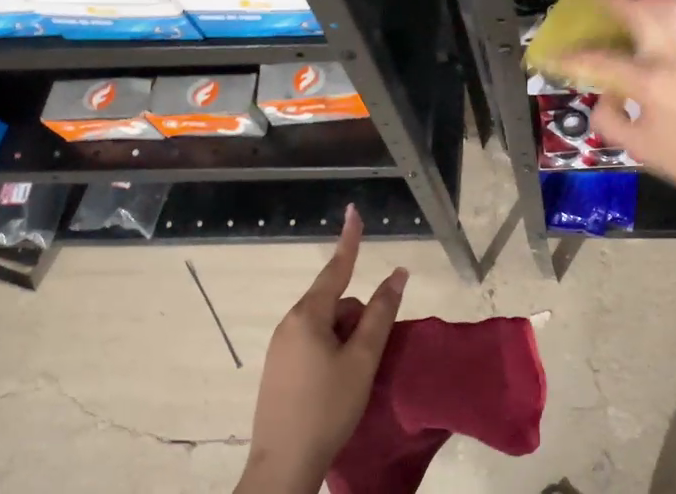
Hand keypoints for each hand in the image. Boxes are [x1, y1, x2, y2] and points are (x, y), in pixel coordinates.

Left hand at [236, 205, 407, 493]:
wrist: (283, 464)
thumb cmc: (327, 407)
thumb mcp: (362, 359)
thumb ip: (380, 314)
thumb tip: (397, 275)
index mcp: (308, 315)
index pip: (336, 268)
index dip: (349, 240)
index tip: (353, 211)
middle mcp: (289, 324)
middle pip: (335, 303)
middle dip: (357, 319)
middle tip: (368, 358)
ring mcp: (280, 348)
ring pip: (326, 327)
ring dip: (346, 340)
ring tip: (352, 380)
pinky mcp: (278, 370)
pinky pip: (313, 345)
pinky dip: (332, 354)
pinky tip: (336, 387)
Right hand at [555, 0, 675, 201]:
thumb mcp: (637, 146)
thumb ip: (609, 119)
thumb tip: (603, 96)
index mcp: (650, 82)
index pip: (602, 59)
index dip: (574, 56)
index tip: (555, 54)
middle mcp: (672, 57)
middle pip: (640, 10)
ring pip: (671, 5)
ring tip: (629, 3)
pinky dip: (675, 8)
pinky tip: (664, 15)